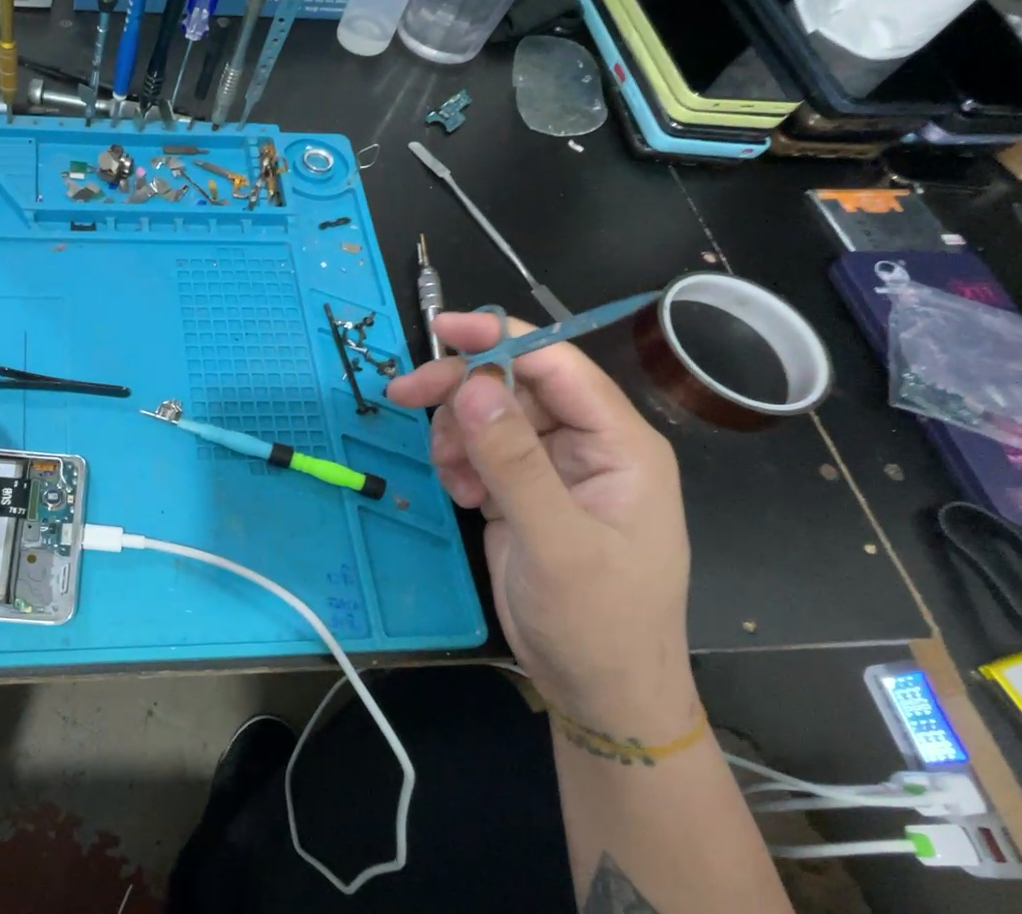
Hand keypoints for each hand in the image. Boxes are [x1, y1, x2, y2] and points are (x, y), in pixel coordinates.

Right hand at [388, 313, 694, 735]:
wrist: (598, 691)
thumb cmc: (597, 620)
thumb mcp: (556, 543)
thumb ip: (515, 464)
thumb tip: (472, 390)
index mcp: (619, 444)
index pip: (557, 365)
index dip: (499, 339)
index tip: (438, 331)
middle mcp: (587, 446)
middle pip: (514, 386)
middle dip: (461, 390)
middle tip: (402, 396)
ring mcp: (553, 471)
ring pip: (490, 419)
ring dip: (456, 435)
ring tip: (450, 477)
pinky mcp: (524, 496)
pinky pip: (481, 454)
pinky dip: (459, 464)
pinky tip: (460, 496)